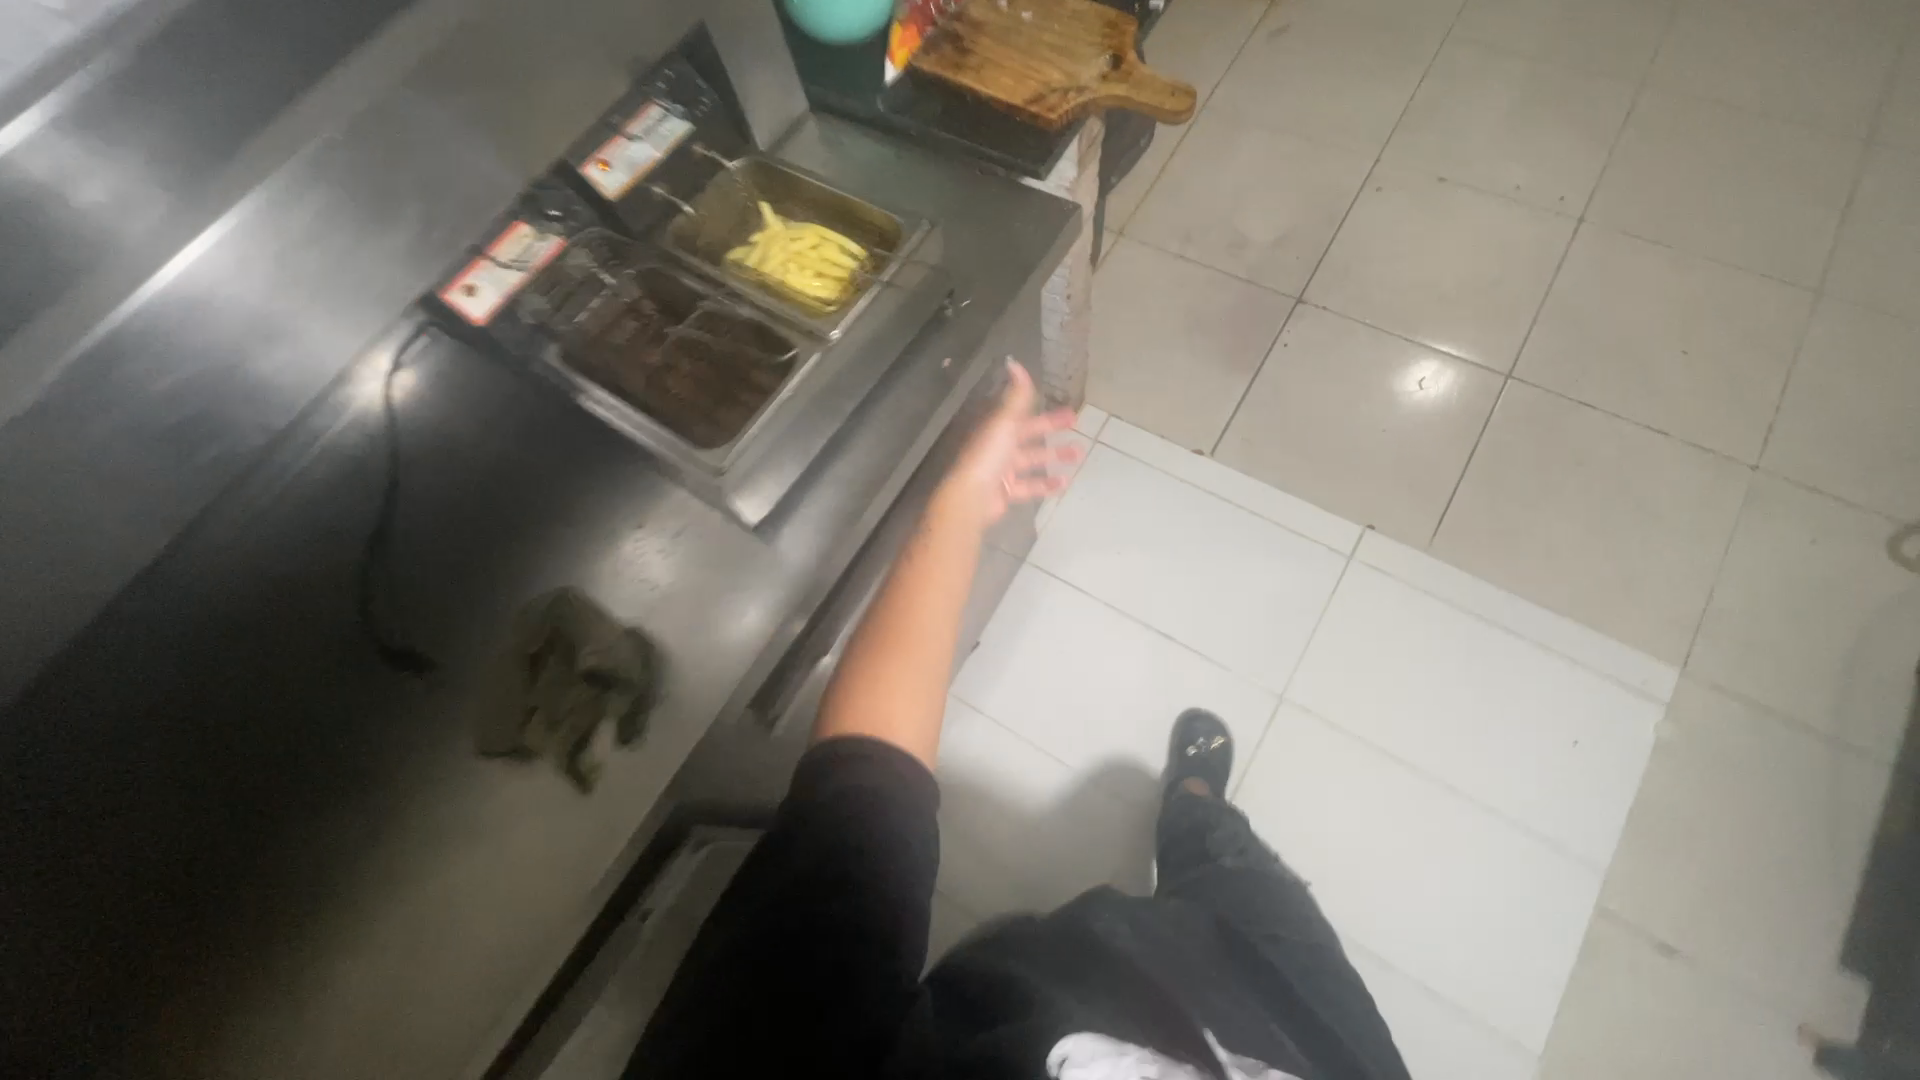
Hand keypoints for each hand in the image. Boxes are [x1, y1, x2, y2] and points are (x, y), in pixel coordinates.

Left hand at [934, 360, 1081, 530]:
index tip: (1065, 405)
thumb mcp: (1004, 422)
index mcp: (997, 427)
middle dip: (1052, 428)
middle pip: (1029, 434)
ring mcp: (1002, 470)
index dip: (1043, 407)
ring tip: (1078, 455)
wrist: (972, 496)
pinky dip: (1046, 485)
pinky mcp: (1006, 491)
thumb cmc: (988, 456)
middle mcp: (999, 446)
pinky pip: (1030, 486)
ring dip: (1054, 456)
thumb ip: (1016, 396)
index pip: (1022, 412)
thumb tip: (1015, 362)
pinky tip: (1064, 483)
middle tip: (1077, 424)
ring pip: (1032, 460)